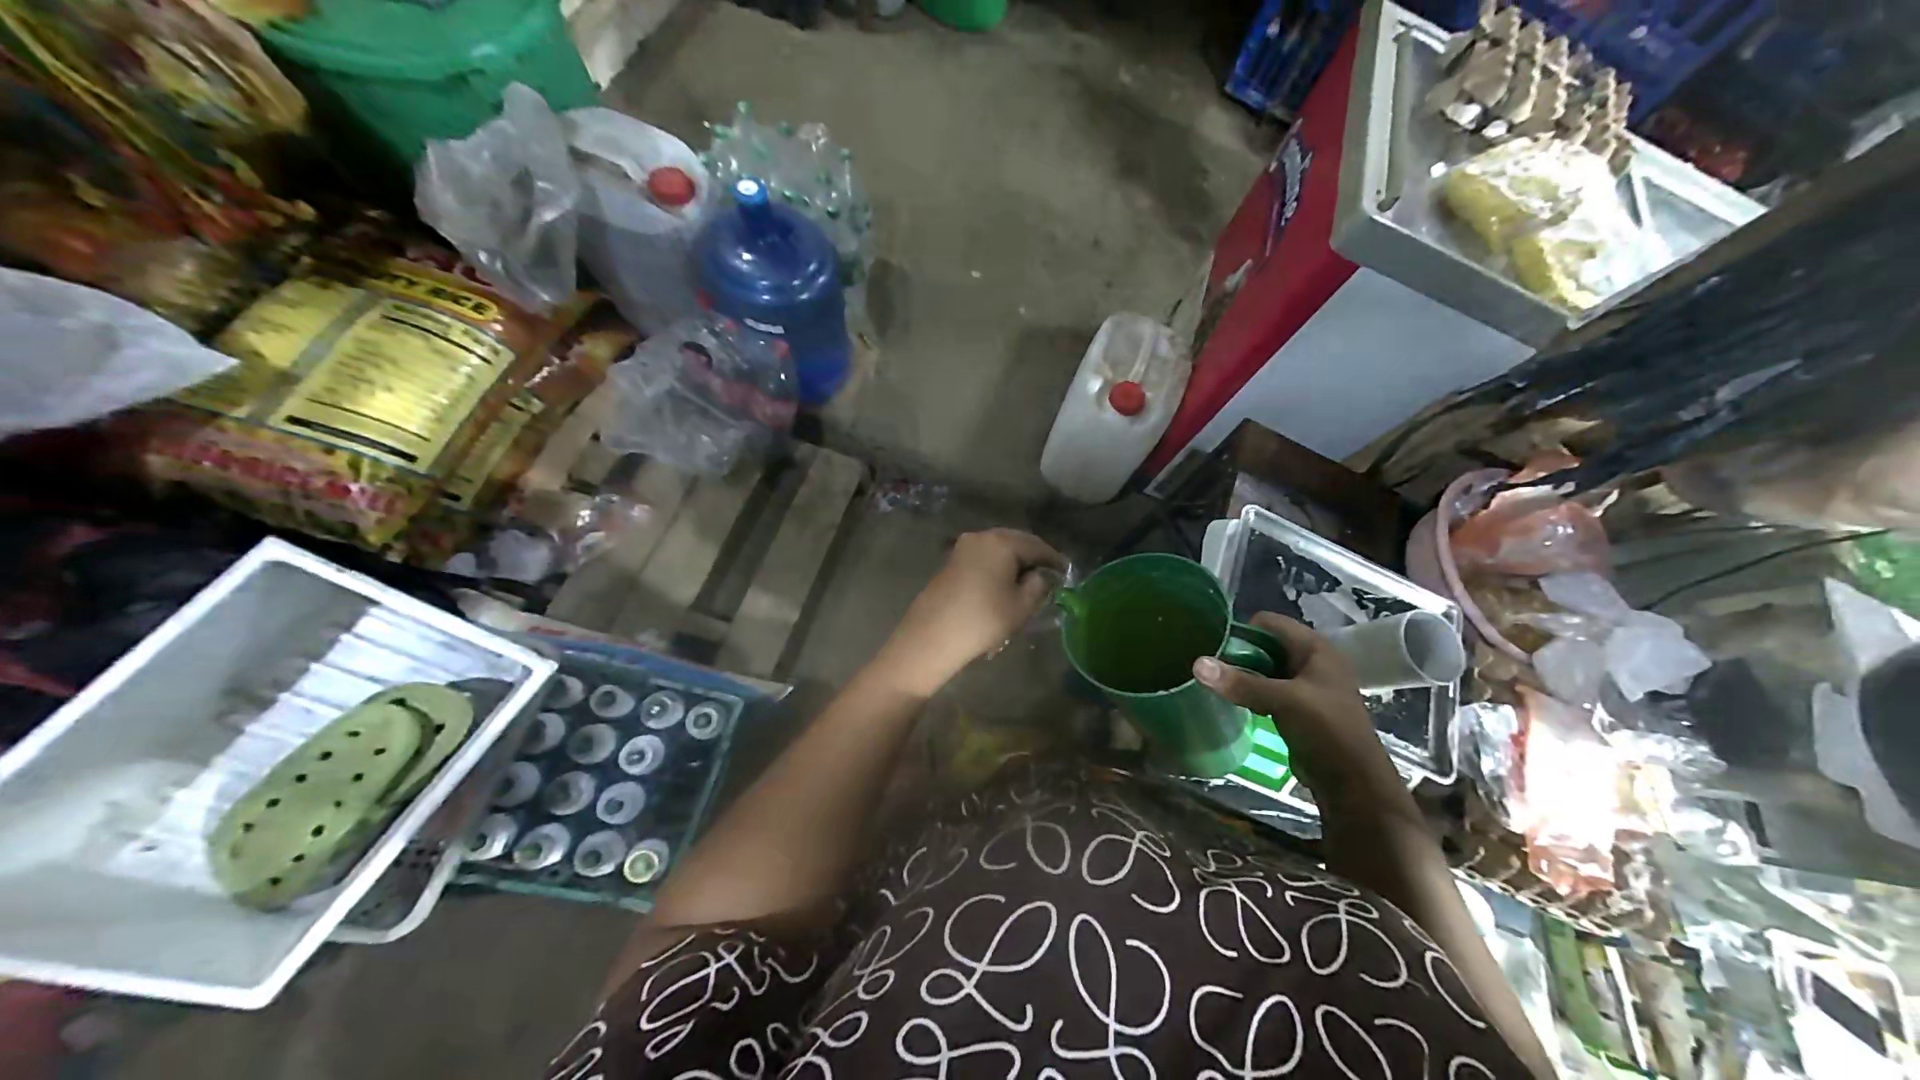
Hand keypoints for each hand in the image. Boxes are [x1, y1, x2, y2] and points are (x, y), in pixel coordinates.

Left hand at [876, 529, 1066, 696]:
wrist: (932, 637)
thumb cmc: (983, 620)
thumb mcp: (1021, 606)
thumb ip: (1038, 585)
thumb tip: (1040, 575)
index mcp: (1001, 542)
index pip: (1036, 545)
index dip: (1053, 559)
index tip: (1066, 572)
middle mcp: (980, 537)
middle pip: (1015, 543)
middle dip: (1033, 557)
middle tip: (1049, 574)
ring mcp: (962, 549)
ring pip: (997, 550)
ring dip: (1014, 563)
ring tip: (1027, 582)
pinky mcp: (950, 563)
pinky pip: (982, 559)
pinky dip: (997, 568)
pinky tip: (1003, 585)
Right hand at [1192, 613, 1410, 812]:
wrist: (1353, 783)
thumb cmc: (1327, 730)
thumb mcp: (1284, 701)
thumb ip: (1241, 683)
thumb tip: (1197, 664)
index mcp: (1315, 648)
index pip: (1269, 622)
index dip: (1242, 631)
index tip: (1214, 647)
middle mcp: (1311, 660)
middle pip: (1264, 645)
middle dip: (1238, 654)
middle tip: (1210, 668)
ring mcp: (1305, 685)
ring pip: (1264, 669)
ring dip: (1243, 676)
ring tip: (1217, 684)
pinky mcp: (1298, 707)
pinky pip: (1267, 690)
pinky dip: (1250, 693)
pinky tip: (1235, 702)